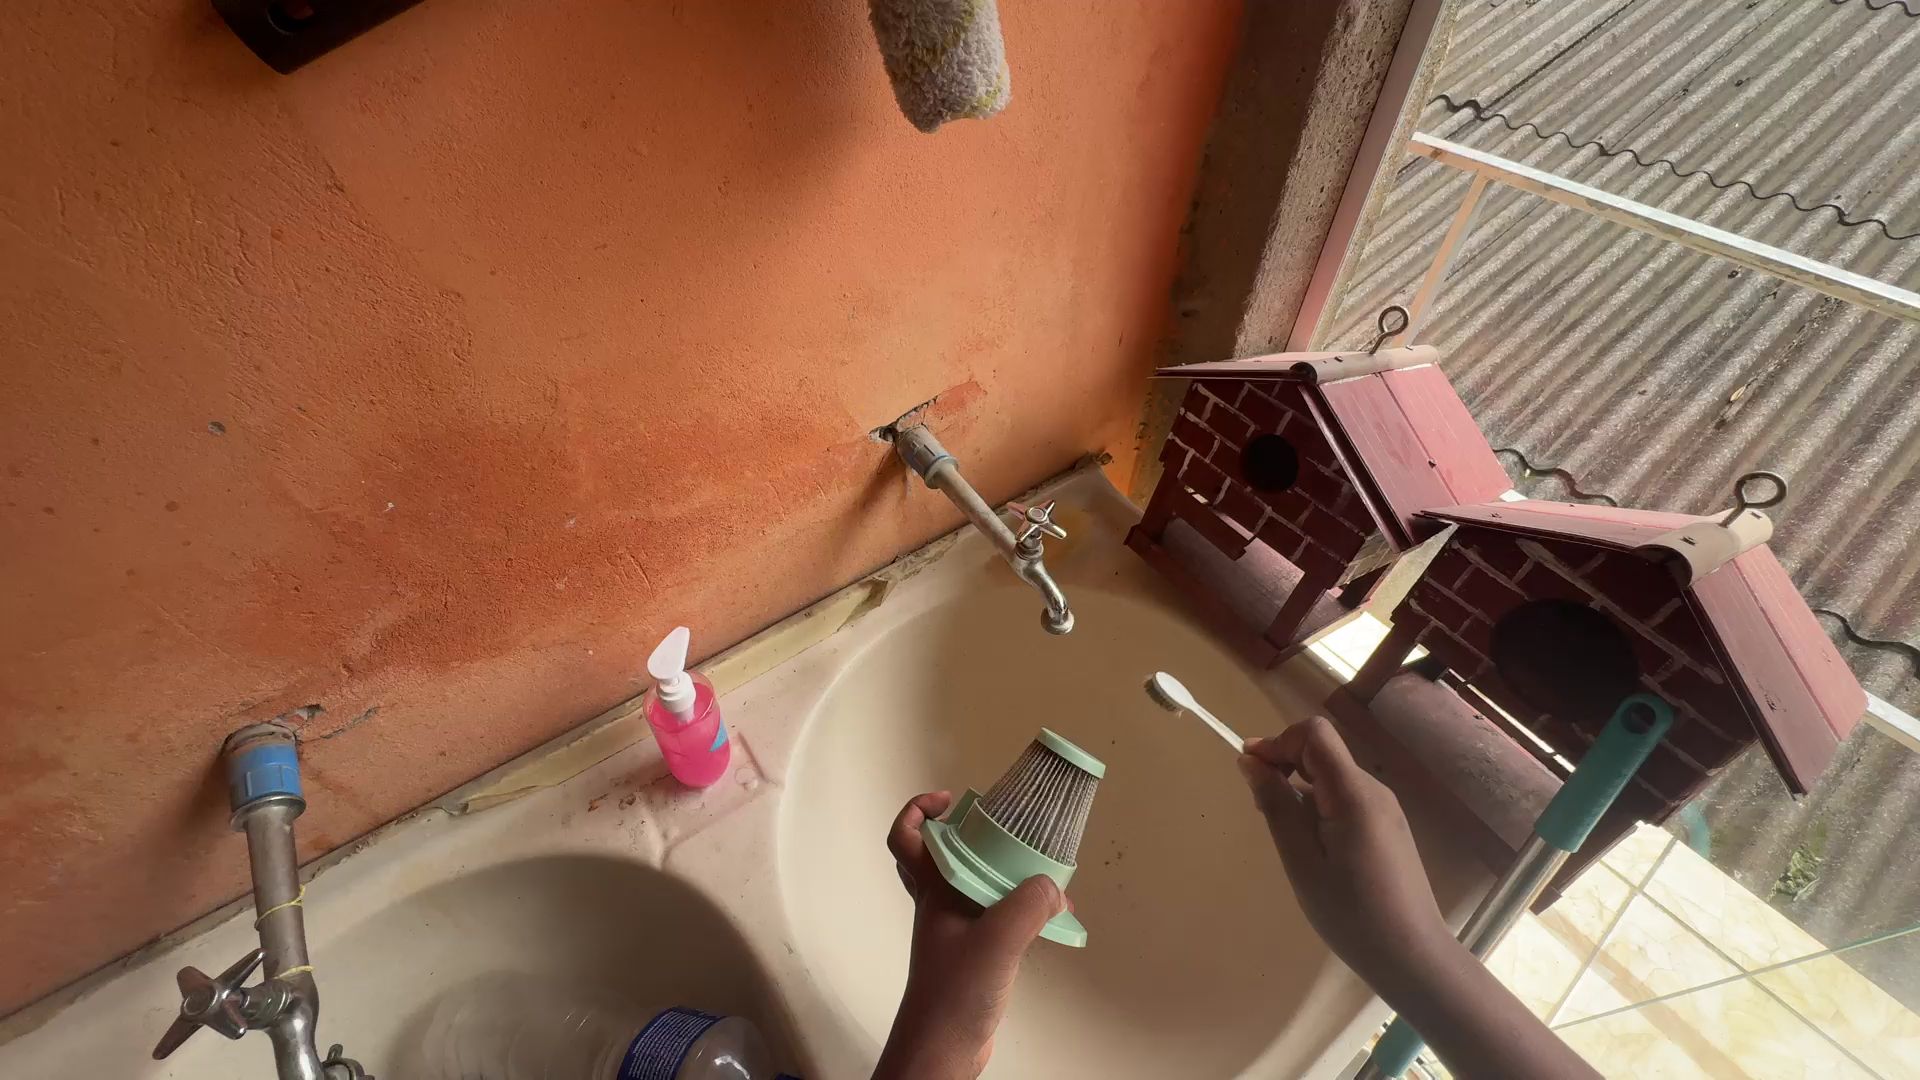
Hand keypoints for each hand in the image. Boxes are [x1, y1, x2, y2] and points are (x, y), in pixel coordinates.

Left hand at [872, 792, 1065, 1079]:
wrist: (943, 1051)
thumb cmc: (956, 990)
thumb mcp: (999, 939)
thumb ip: (1029, 905)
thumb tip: (1054, 887)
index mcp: (933, 889)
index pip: (905, 838)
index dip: (918, 809)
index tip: (950, 799)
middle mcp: (938, 902)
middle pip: (935, 854)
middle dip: (962, 832)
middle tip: (995, 825)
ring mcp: (952, 929)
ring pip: (964, 882)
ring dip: (992, 868)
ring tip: (1029, 865)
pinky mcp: (970, 953)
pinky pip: (987, 912)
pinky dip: (1012, 905)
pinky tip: (1044, 914)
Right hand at [1237, 716, 1450, 986]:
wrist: (1415, 961)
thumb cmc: (1351, 914)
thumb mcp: (1300, 860)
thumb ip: (1275, 804)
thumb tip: (1250, 760)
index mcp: (1354, 794)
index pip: (1314, 734)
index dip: (1278, 741)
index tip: (1252, 770)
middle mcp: (1373, 791)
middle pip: (1320, 751)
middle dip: (1283, 765)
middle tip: (1260, 805)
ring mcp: (1384, 808)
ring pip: (1329, 774)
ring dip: (1297, 787)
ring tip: (1285, 833)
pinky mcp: (1386, 826)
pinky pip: (1342, 796)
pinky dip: (1315, 804)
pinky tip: (1311, 844)